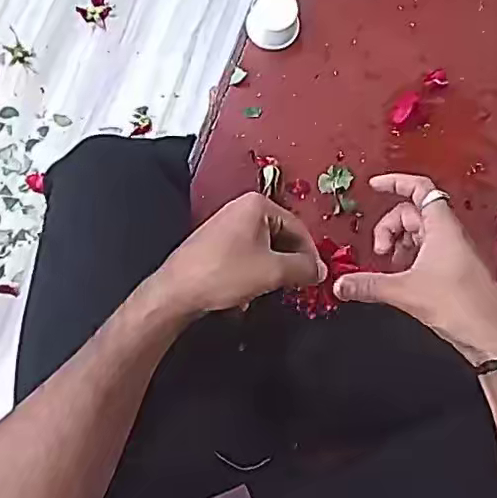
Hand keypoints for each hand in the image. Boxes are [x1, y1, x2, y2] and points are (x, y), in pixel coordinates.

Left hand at [148, 192, 325, 315]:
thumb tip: (321, 270)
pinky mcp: (217, 243)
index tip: (316, 277)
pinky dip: (255, 271)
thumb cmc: (223, 274)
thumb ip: (304, 268)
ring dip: (273, 270)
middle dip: (290, 263)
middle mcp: (242, 208)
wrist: (176, 292)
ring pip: (266, 248)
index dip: (311, 255)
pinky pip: (248, 254)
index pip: (299, 228)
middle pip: (283, 237)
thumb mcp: (274, 272)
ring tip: (271, 289)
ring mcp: (227, 224)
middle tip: (297, 285)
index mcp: (257, 205)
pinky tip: (250, 290)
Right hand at [333, 174, 496, 366]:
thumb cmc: (458, 305)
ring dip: (399, 244)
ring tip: (390, 266)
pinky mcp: (455, 268)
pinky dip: (410, 257)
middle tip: (379, 252)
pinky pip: (427, 251)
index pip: (420, 188)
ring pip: (419, 233)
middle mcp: (449, 233)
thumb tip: (341, 284)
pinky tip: (402, 277)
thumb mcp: (405, 292)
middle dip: (389, 227)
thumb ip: (369, 285)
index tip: (375, 186)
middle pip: (412, 213)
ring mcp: (453, 250)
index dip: (396, 182)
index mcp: (442, 227)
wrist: (492, 335)